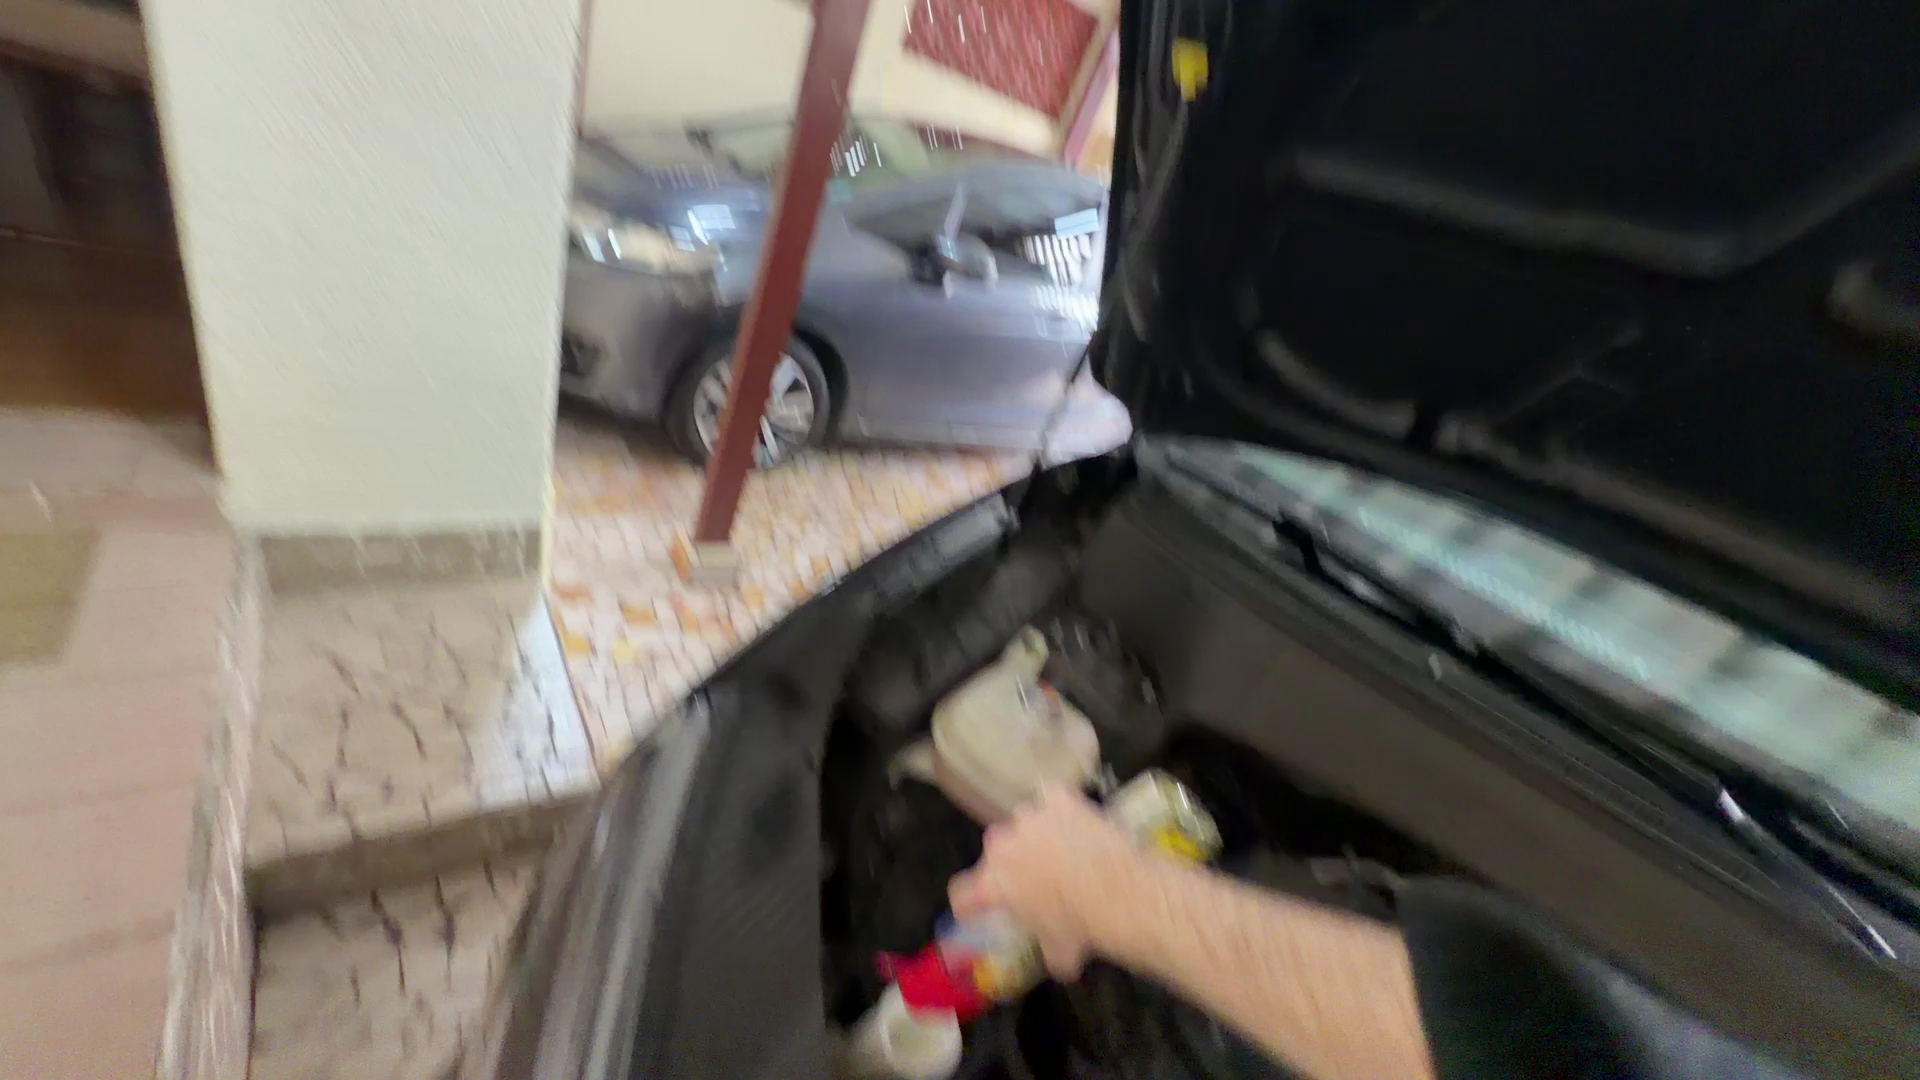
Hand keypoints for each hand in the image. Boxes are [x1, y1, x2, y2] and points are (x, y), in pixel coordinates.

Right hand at [948, 784, 1141, 979]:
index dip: (968, 903)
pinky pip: (1050, 798)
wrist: (1118, 892)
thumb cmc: (1083, 926)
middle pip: (995, 853)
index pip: (962, 893)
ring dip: (1035, 835)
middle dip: (1010, 864)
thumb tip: (1058, 960)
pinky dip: (1058, 807)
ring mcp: (1030, 818)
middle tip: (1033, 880)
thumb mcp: (1059, 953)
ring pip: (1023, 823)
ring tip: (1060, 849)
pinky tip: (1071, 818)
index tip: (975, 910)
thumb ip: (1047, 948)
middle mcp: (1003, 846)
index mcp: (994, 884)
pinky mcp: (1058, 800)